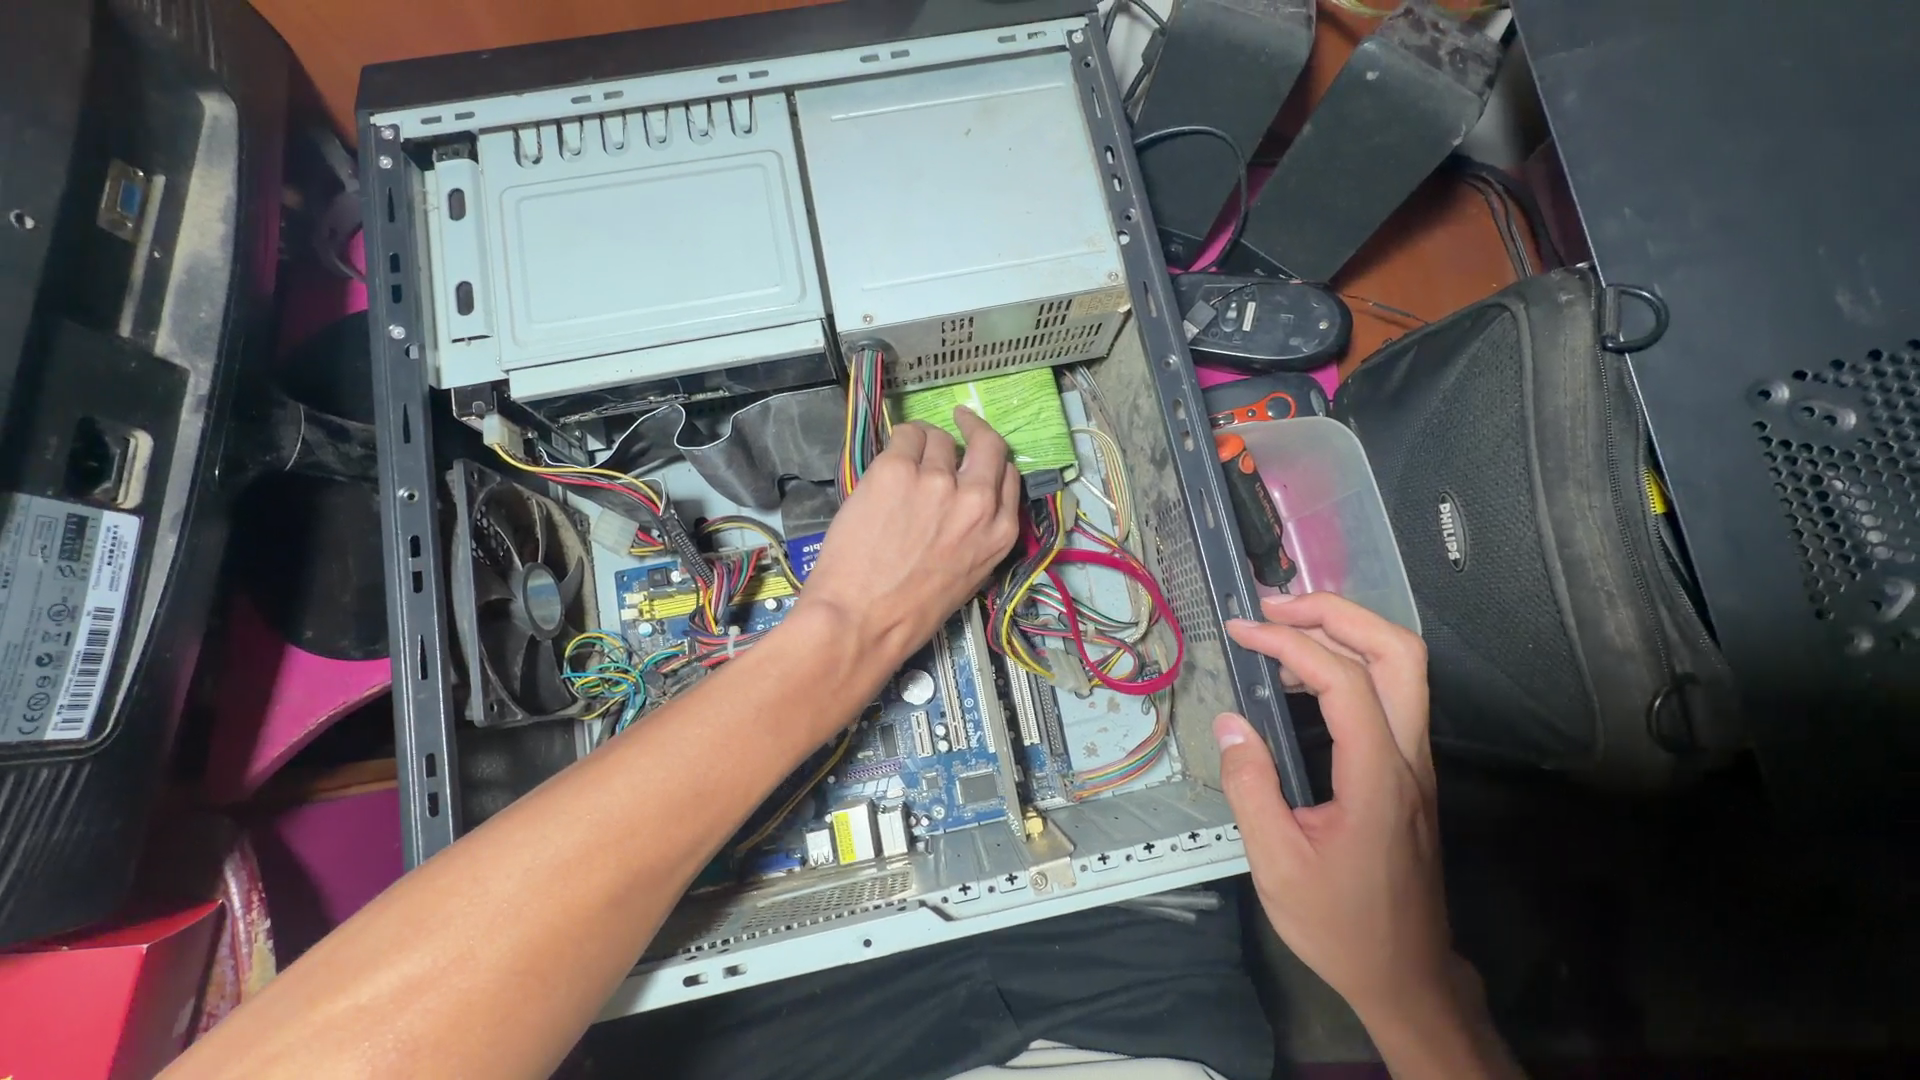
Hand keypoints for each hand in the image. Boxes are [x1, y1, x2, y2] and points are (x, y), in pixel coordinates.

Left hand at [800, 407, 1021, 668]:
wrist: (863, 620)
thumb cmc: (910, 612)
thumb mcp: (969, 578)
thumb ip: (977, 535)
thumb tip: (964, 506)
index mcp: (1000, 532)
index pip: (1009, 476)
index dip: (991, 463)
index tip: (977, 456)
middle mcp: (977, 500)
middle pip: (988, 444)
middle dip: (974, 428)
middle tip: (961, 419)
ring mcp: (938, 481)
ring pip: (939, 438)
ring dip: (925, 445)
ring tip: (905, 463)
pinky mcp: (898, 469)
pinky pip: (904, 436)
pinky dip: (898, 443)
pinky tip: (887, 463)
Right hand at [1215, 592, 1453, 1019]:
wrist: (1405, 975)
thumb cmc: (1339, 924)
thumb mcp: (1277, 864)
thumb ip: (1251, 788)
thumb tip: (1230, 723)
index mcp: (1378, 775)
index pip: (1344, 679)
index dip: (1291, 643)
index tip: (1240, 632)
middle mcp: (1409, 757)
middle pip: (1399, 652)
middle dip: (1337, 613)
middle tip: (1275, 608)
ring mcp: (1415, 763)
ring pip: (1403, 668)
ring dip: (1346, 633)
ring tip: (1281, 630)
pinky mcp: (1407, 773)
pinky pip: (1389, 695)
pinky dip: (1347, 665)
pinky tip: (1300, 681)